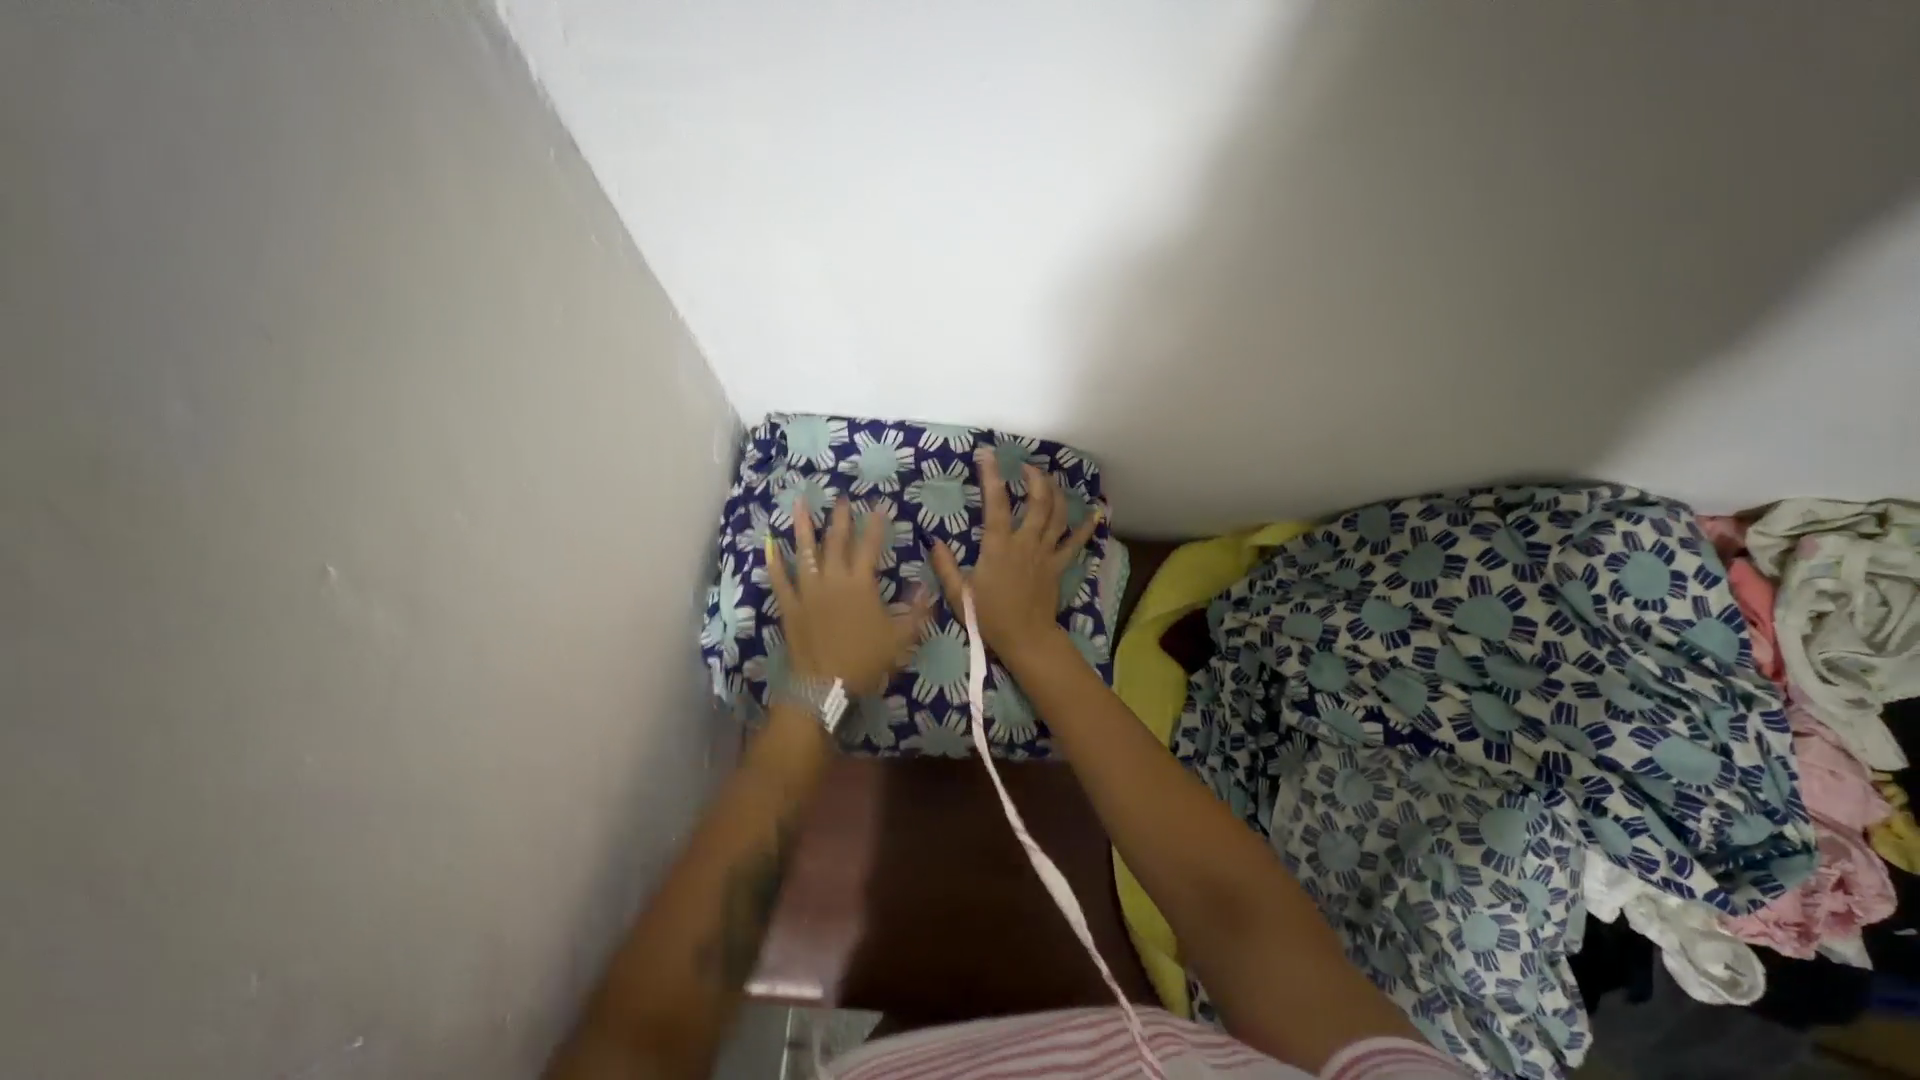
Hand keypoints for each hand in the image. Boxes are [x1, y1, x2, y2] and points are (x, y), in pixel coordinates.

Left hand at [767, 496, 932, 694]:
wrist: (824, 685)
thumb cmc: (866, 660)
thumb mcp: (901, 638)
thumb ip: (916, 611)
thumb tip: (927, 586)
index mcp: (861, 584)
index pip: (870, 546)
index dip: (876, 524)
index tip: (880, 505)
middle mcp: (833, 579)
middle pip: (836, 541)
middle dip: (841, 518)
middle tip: (842, 498)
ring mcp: (807, 590)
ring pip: (805, 552)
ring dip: (803, 526)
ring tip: (800, 503)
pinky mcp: (789, 605)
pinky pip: (779, 578)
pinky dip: (774, 561)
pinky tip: (770, 544)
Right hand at [929, 448, 1101, 659]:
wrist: (1025, 639)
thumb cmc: (988, 617)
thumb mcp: (958, 593)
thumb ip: (945, 566)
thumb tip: (933, 542)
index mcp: (998, 547)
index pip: (996, 503)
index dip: (992, 476)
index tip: (987, 454)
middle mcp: (1025, 543)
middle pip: (1037, 502)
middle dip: (1034, 478)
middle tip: (1027, 465)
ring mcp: (1045, 554)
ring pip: (1057, 515)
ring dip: (1055, 493)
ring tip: (1049, 478)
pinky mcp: (1058, 566)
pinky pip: (1075, 543)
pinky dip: (1085, 527)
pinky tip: (1095, 513)